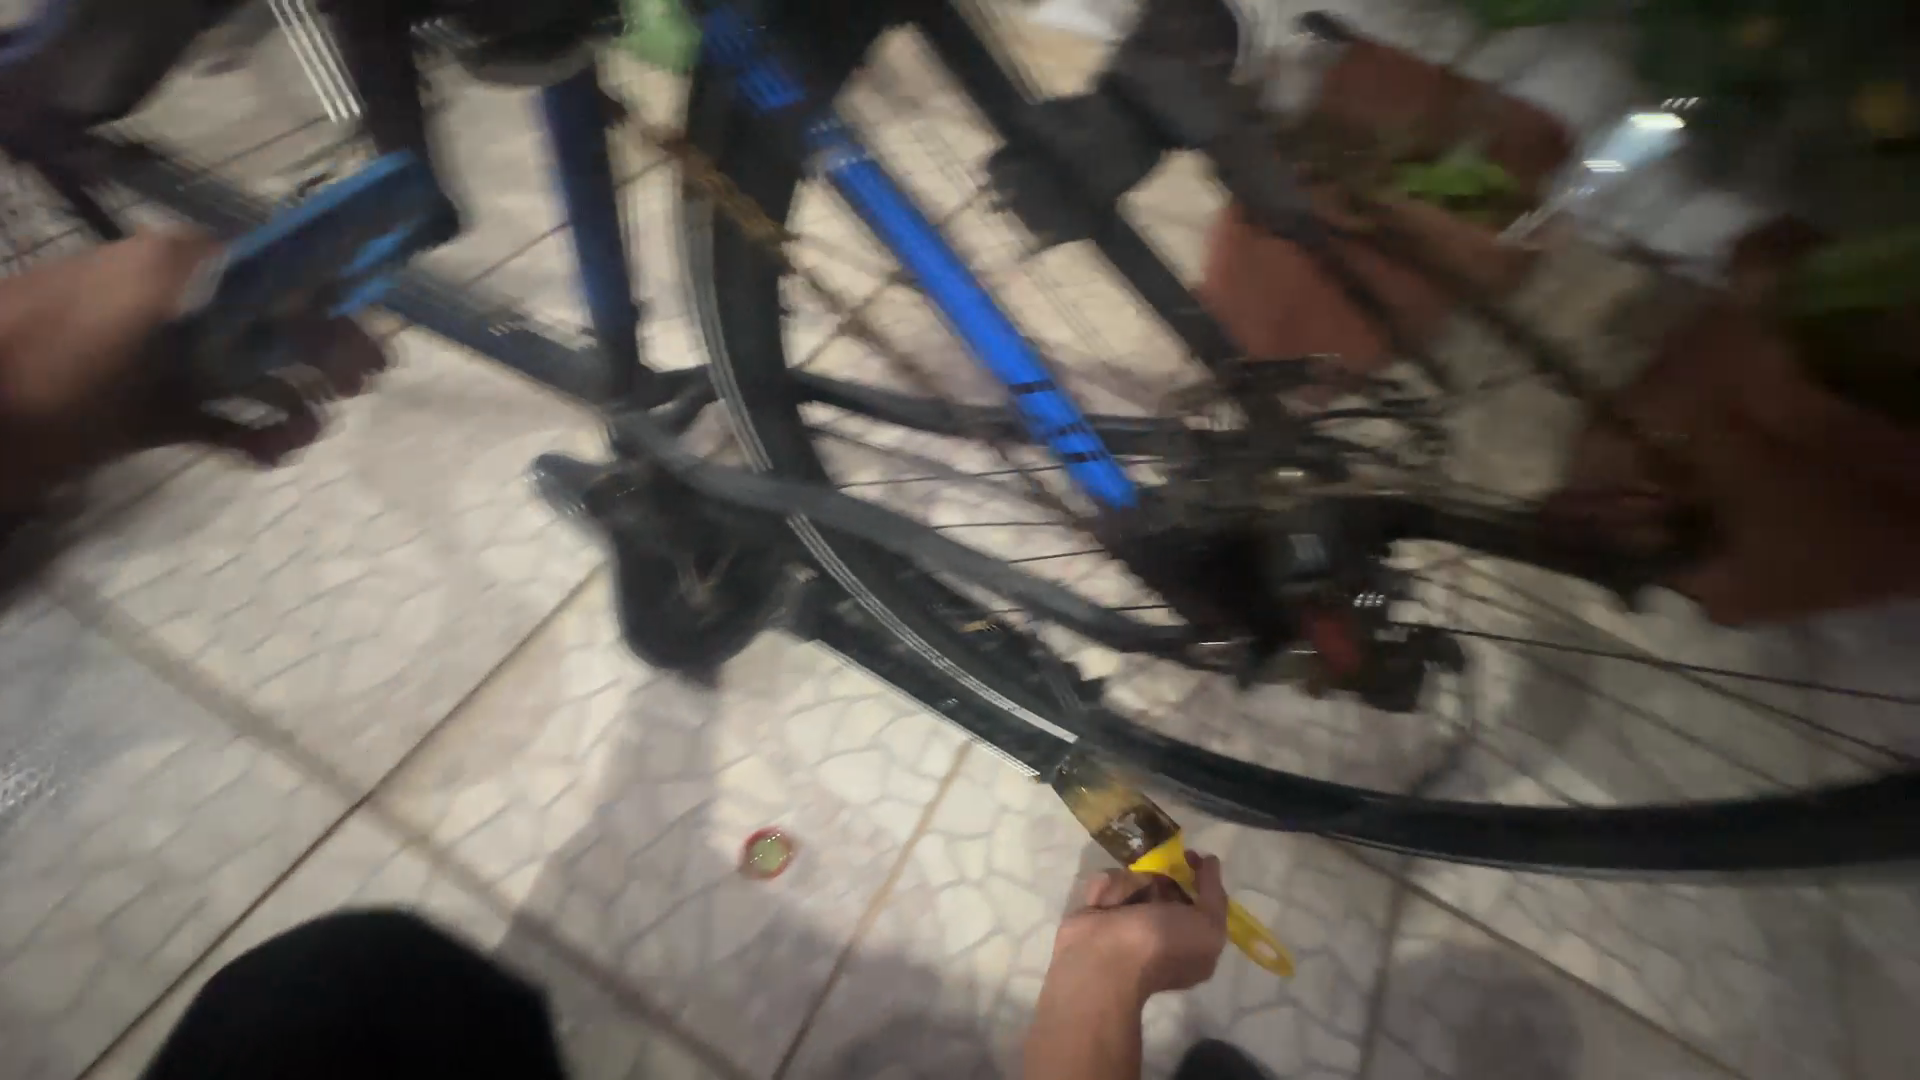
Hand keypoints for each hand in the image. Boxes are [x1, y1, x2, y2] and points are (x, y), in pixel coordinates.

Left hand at [0, 227, 386, 509]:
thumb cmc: (55, 361)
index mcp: (179, 272)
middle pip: (284, 333)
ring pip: (265, 381)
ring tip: (296, 437)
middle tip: (347, 393)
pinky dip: (259, 438)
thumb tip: (313, 292)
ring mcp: (174, 365)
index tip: (369, 355)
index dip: (333, 314)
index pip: (283, 281)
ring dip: (295, 409)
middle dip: (322, 364)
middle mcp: (184, 311)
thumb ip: (225, 285)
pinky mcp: (163, 412)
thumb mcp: (140, 301)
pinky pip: (233, 422)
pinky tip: (265, 454)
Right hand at [1049, 850, 1229, 1002]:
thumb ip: (1214, 895)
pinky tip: (1105, 904)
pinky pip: (1109, 885)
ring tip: (1121, 899)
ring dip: (1129, 885)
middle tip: (1151, 880)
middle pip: (1166, 886)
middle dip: (1158, 878)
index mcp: (1193, 942)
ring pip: (1136, 881)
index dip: (1200, 876)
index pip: (1202, 900)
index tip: (1189, 855)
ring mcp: (1131, 923)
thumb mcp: (1206, 927)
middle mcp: (1163, 932)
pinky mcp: (1103, 913)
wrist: (1104, 958)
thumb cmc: (1162, 944)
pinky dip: (1108, 890)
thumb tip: (1212, 862)